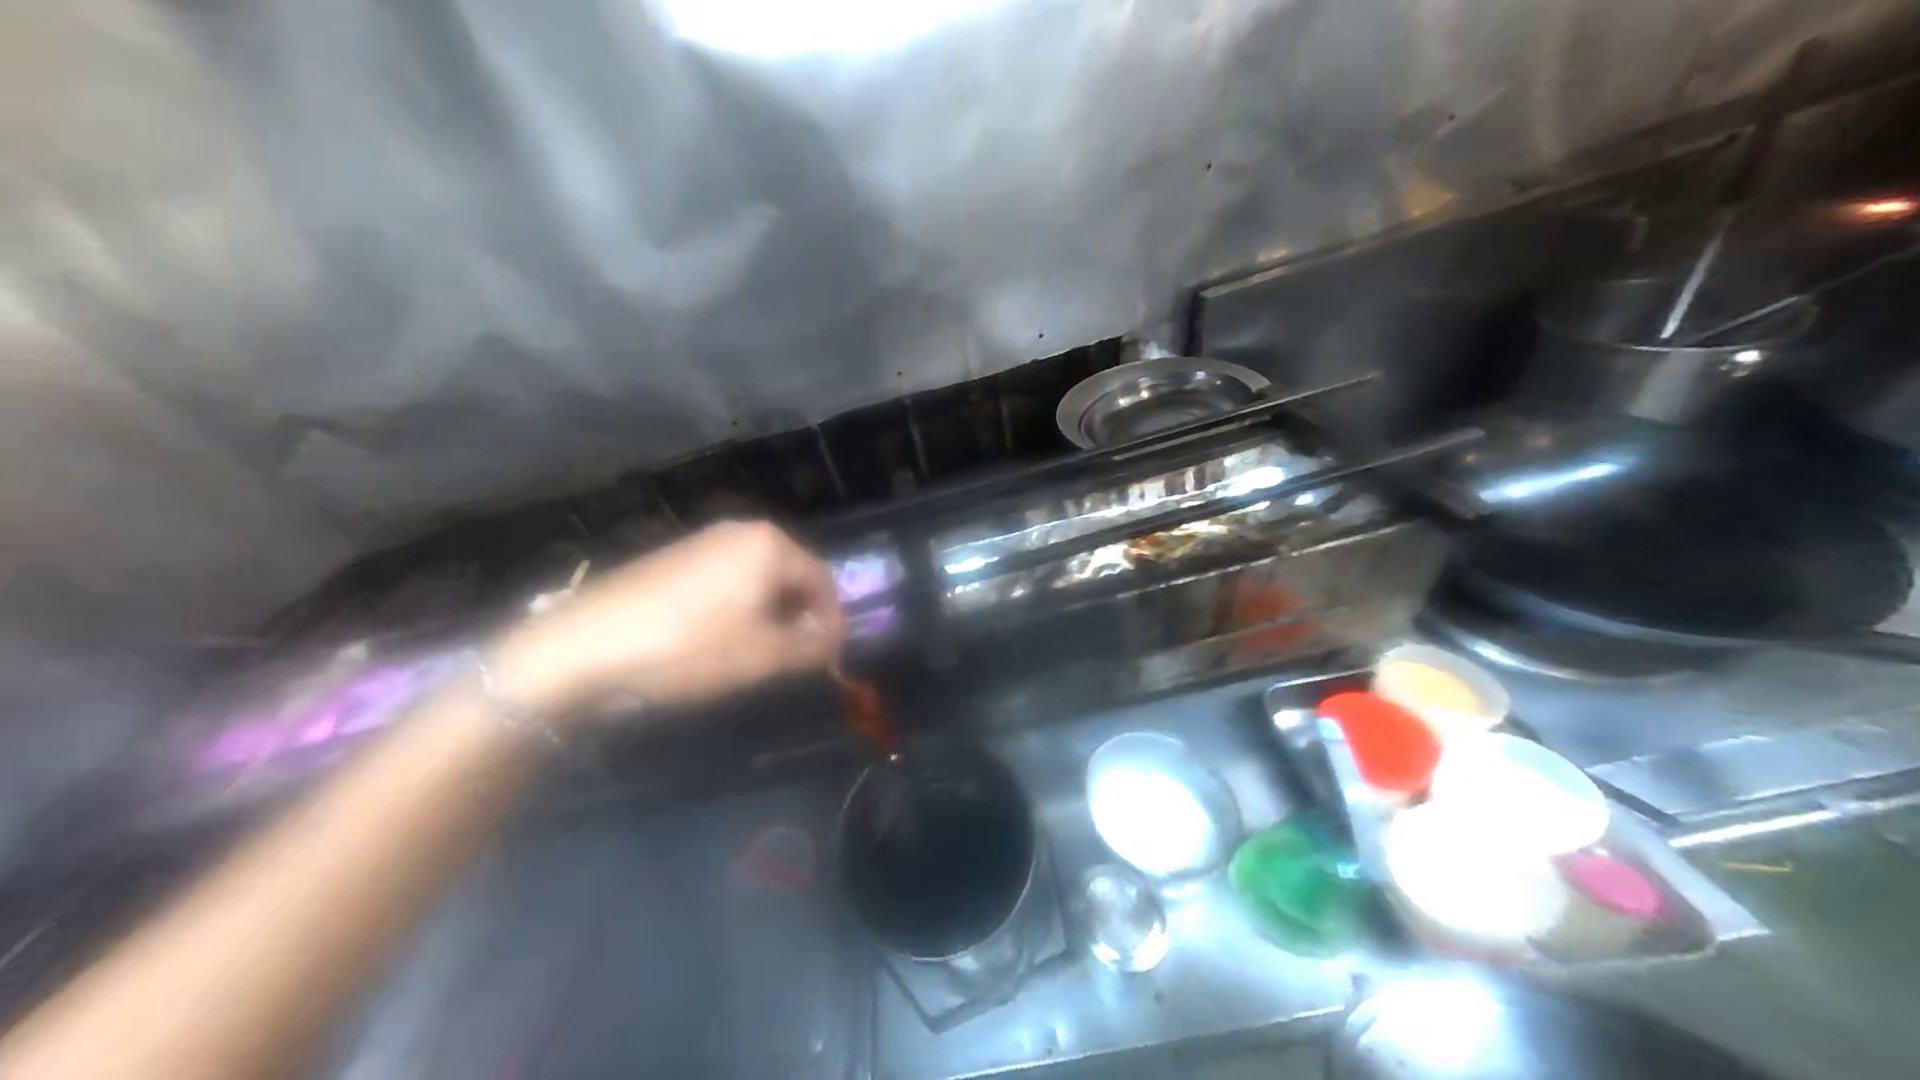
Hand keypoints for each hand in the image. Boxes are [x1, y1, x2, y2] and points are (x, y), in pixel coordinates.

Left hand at [487, 521, 846, 723]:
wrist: (587, 643)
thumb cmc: (689, 646)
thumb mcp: (763, 656)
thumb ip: (812, 647)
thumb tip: (833, 639)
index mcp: (770, 545)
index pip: (823, 580)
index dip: (832, 621)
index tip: (828, 659)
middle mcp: (741, 531)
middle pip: (791, 575)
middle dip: (799, 617)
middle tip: (794, 658)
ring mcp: (704, 540)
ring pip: (758, 578)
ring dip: (769, 614)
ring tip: (757, 653)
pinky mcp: (675, 557)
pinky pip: (726, 579)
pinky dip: (737, 607)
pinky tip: (717, 639)